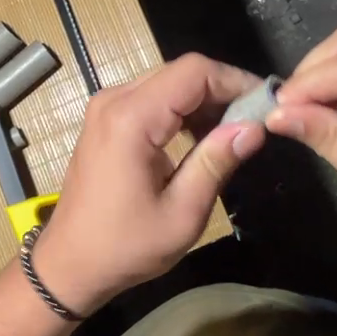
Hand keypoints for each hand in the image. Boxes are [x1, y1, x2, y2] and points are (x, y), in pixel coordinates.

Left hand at [30, 55, 266, 314]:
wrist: (70, 263)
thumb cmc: (125, 246)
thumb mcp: (182, 212)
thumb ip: (216, 162)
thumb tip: (254, 126)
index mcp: (132, 118)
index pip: (194, 72)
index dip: (235, 80)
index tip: (266, 106)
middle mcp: (114, 100)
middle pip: (181, 72)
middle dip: (223, 91)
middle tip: (254, 123)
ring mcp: (106, 107)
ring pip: (168, 82)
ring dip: (204, 101)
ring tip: (233, 134)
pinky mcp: (106, 119)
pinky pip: (152, 98)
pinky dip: (182, 110)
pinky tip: (201, 139)